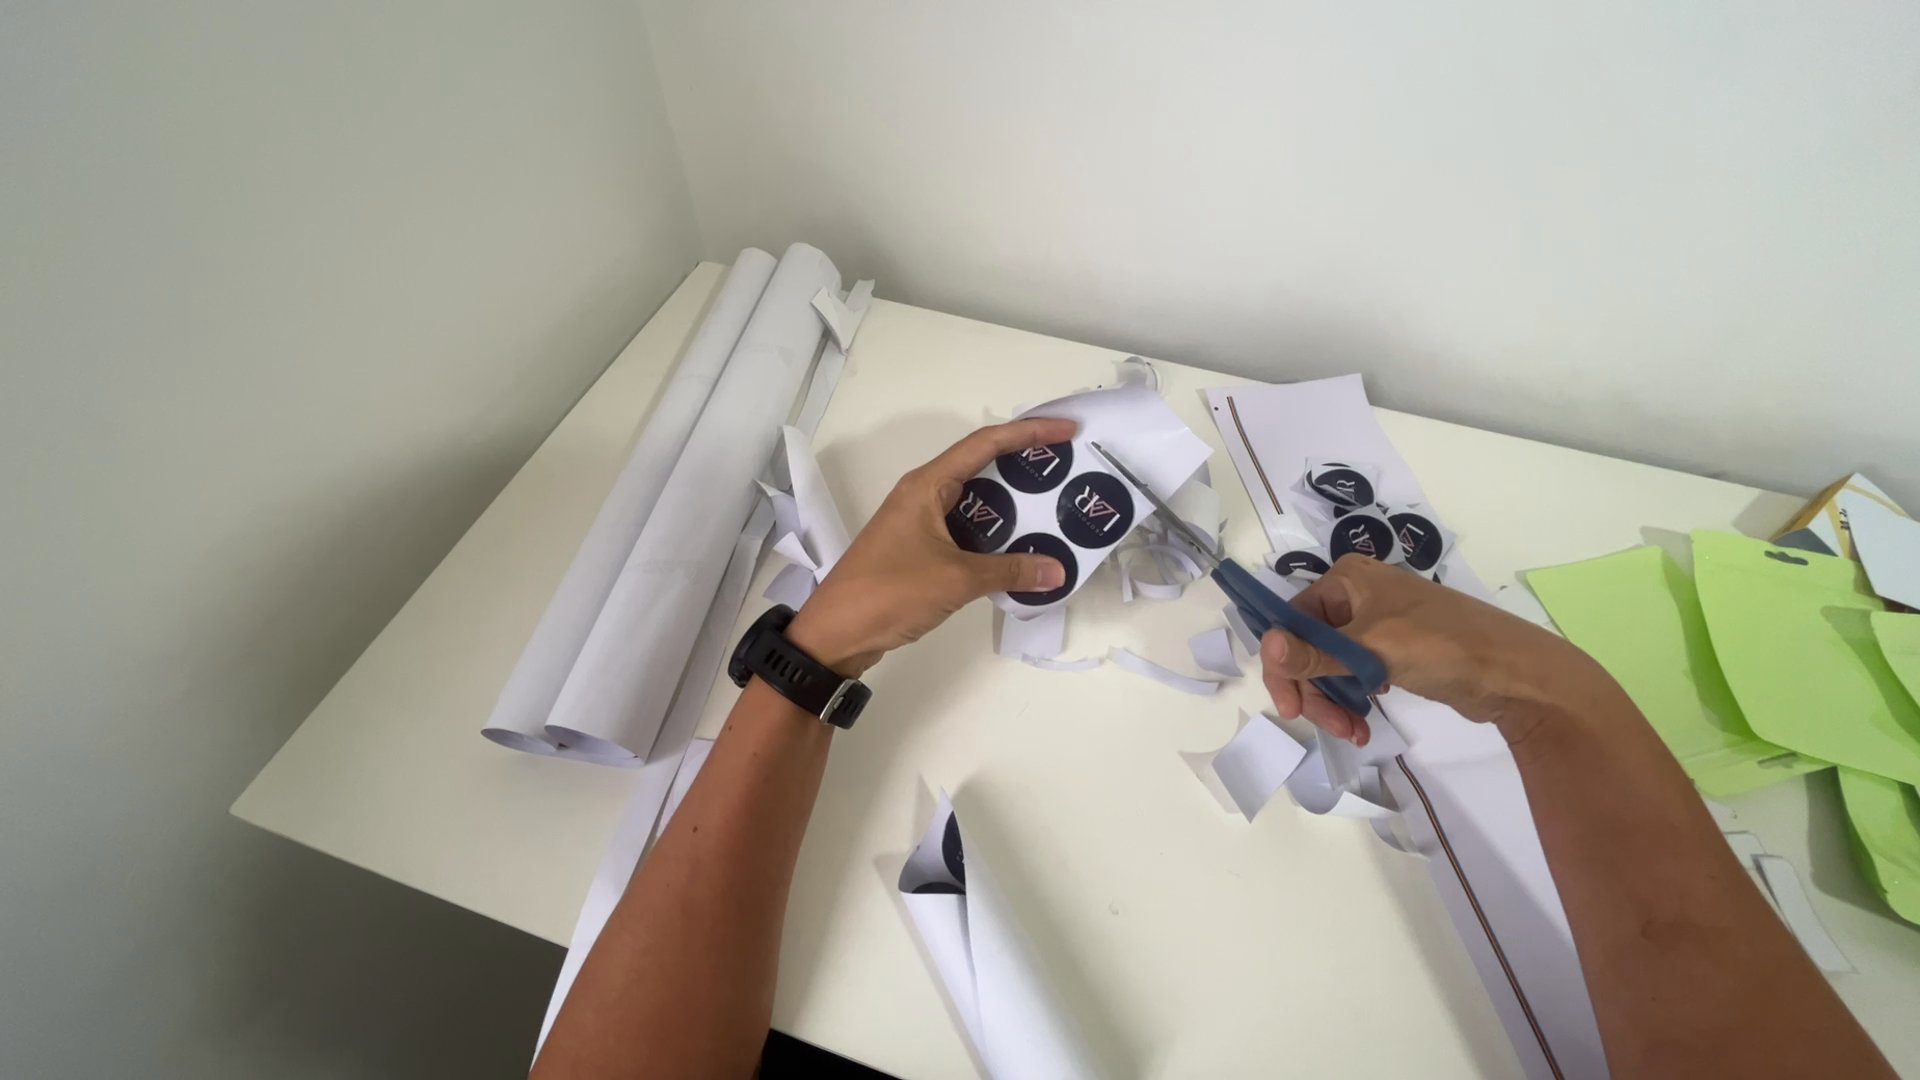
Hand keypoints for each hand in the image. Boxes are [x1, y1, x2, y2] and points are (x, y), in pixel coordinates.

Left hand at [785, 418, 1076, 675]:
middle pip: (980, 467)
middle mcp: (922, 495)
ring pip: (974, 504)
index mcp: (927, 485)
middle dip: (1024, 467)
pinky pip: (964, 533)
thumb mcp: (956, 579)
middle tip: (1066, 471)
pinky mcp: (917, 550)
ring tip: (1054, 511)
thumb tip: (1056, 570)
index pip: (985, 443)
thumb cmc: (889, 593)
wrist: (835, 634)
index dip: (1028, 432)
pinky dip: (993, 539)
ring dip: (1011, 508)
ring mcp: (918, 523)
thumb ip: (1009, 571)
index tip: (1066, 430)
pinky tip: (1020, 553)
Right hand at [1260, 554, 1606, 745]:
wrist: (1522, 676)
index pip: (1291, 623)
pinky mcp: (1393, 648)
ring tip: (1353, 732)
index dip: (1285, 666)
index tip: (1291, 709)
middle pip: (1308, 647)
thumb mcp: (1372, 650)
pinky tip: (1364, 721)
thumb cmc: (1445, 648)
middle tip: (1329, 726)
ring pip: (1329, 665)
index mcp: (1346, 579)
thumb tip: (1264, 648)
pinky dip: (1353, 698)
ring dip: (1334, 701)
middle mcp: (1355, 594)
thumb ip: (1315, 654)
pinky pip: (1353, 672)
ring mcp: (1376, 622)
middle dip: (1315, 690)